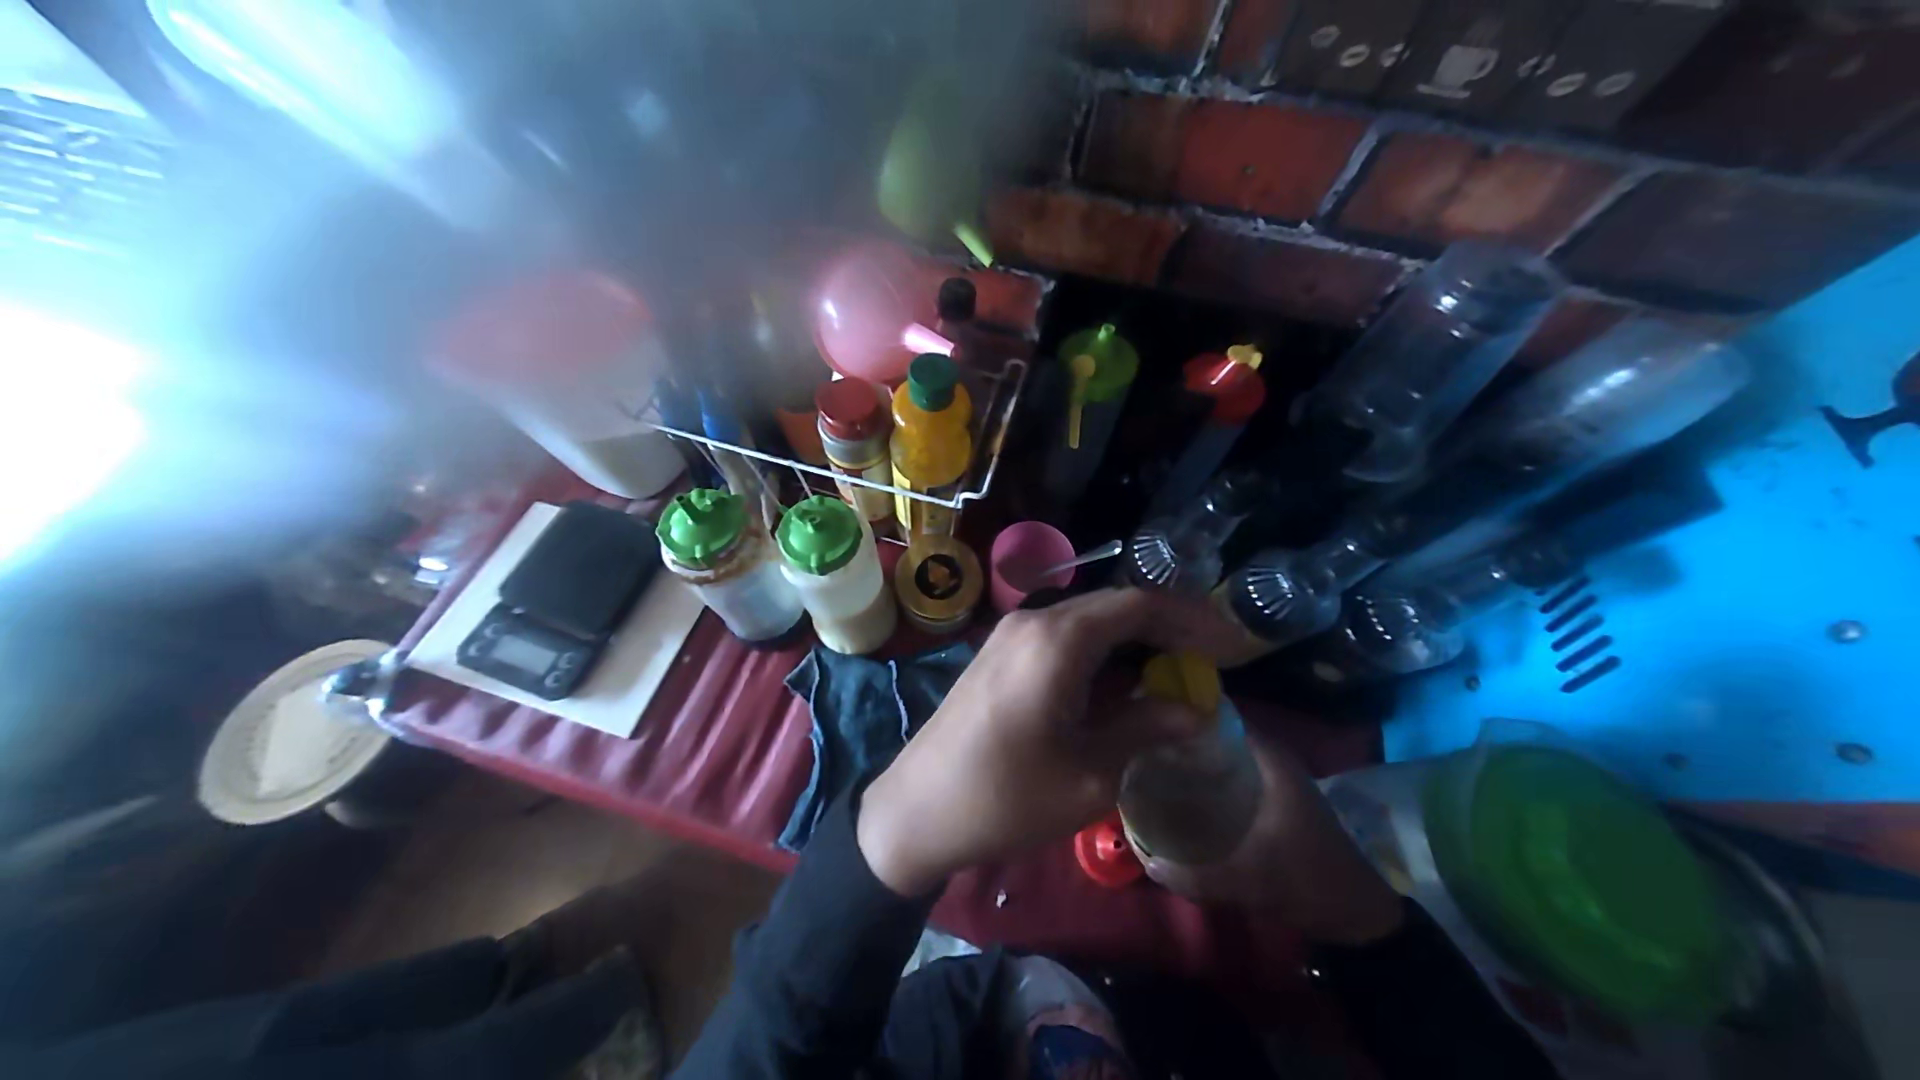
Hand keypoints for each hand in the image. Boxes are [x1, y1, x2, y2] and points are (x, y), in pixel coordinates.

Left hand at [857, 587, 1245, 895]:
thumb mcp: (1090, 773)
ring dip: (1132, 643)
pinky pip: (1061, 640)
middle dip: (1166, 629)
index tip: (1230, 647)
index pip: (1139, 604)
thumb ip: (1146, 728)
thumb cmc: (1006, 797)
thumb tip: (1196, 710)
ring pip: (1087, 623)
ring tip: (1173, 676)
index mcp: (1057, 639)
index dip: (1191, 620)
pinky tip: (1119, 687)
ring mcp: (1009, 636)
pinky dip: (1099, 655)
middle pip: (1113, 607)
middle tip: (1208, 663)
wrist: (917, 811)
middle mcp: (1032, 621)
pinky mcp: (998, 656)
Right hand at [1144, 727, 1404, 944]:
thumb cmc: (1307, 883)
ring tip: (1152, 769)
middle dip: (1180, 742)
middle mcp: (1271, 760)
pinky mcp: (1272, 799)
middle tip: (1141, 750)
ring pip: (1223, 756)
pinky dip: (1207, 781)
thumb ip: (1194, 876)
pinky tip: (1181, 796)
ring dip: (1192, 762)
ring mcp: (1274, 779)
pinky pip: (1231, 775)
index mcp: (1271, 761)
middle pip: (1217, 736)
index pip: (1219, 719)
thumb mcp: (1247, 881)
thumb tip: (1146, 860)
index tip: (1148, 724)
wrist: (1358, 918)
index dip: (1183, 718)